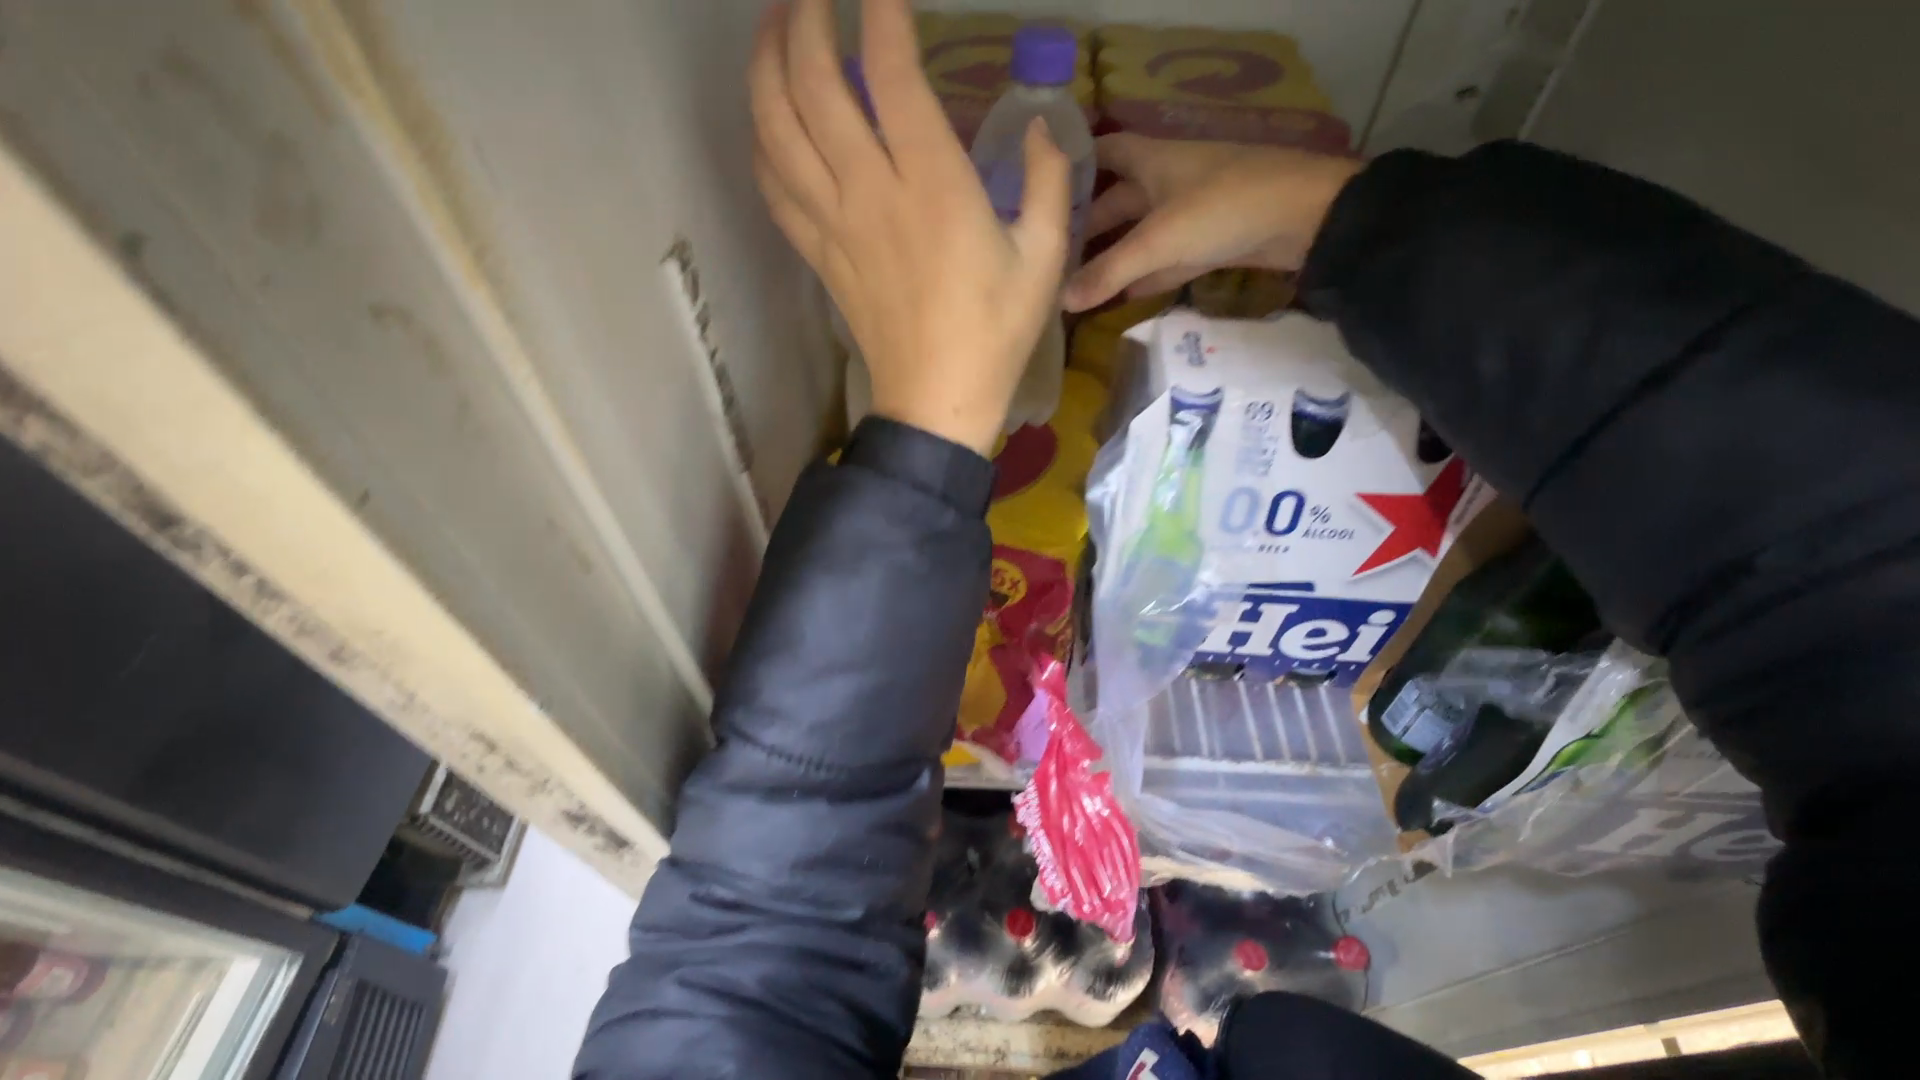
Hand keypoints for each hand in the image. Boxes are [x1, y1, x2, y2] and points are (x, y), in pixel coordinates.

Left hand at [749, 0, 1071, 454]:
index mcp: (933, 186)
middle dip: (805, 22)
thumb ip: (1047, 182)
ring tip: (774, 29)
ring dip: (767, 68)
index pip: (893, 75)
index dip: (882, 15)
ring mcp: (834, 223)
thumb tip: (1040, 127)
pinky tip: (768, 117)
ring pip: (777, 129)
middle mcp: (871, 192)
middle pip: (814, 86)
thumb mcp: (1043, 257)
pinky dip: (762, 140)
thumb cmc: (995, 333)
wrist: (936, 400)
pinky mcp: (818, 252)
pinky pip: (773, 185)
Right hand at [1061, 135, 1361, 312]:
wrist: (1306, 217)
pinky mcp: (1208, 242)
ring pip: (1138, 235)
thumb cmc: (1224, 207)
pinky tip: (1116, 299)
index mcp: (1150, 160)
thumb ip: (1109, 271)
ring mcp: (1188, 212)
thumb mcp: (1159, 240)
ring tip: (1073, 287)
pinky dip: (1141, 276)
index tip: (1038, 193)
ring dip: (1111, 258)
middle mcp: (1164, 180)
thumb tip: (1060, 300)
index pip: (1101, 153)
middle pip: (1114, 201)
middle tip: (1048, 260)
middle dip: (1085, 228)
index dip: (1072, 168)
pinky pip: (1163, 259)